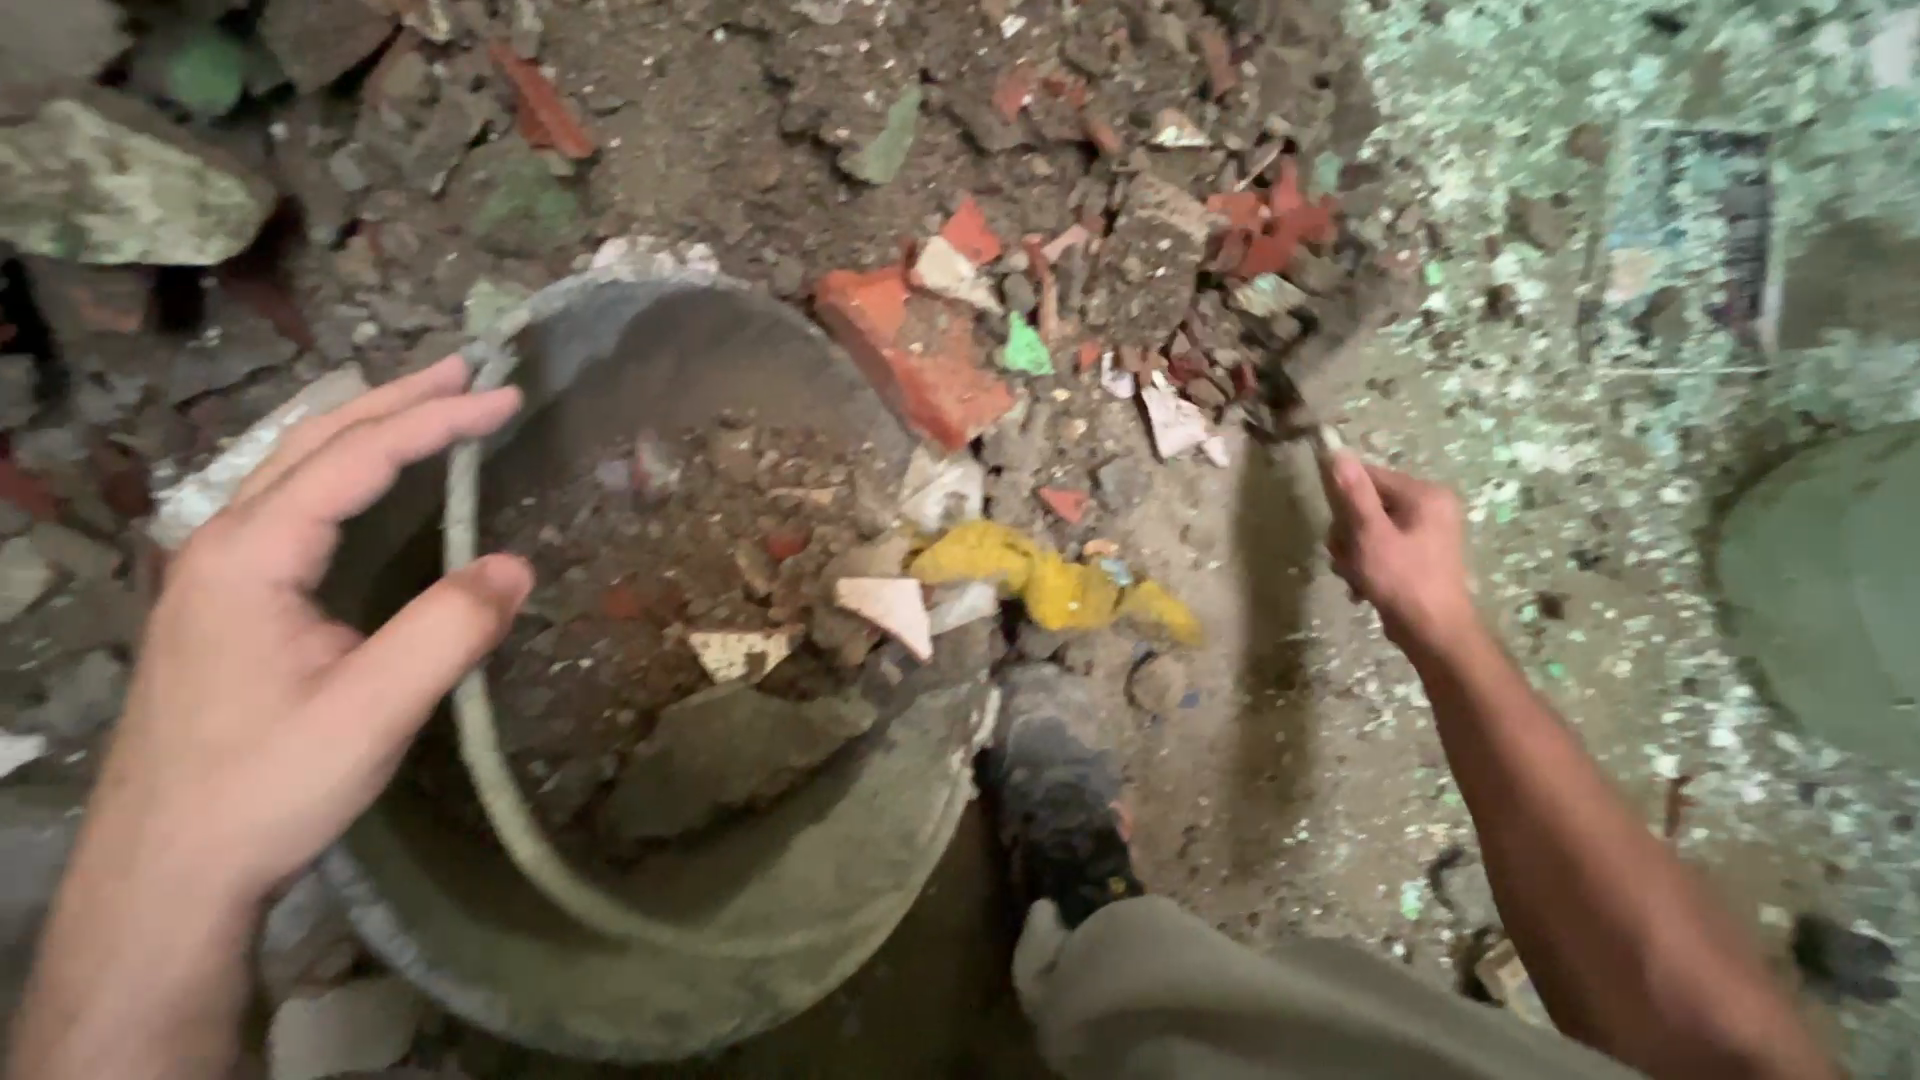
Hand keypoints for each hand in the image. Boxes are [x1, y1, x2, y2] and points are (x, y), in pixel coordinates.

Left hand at [89, 357, 533, 907]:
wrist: (170, 871)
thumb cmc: (268, 785)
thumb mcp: (375, 708)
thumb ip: (449, 629)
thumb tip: (517, 563)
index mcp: (248, 557)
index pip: (353, 460)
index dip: (434, 422)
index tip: (507, 399)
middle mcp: (222, 548)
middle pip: (314, 444)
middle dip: (399, 400)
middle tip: (473, 372)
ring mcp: (220, 576)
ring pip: (297, 471)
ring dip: (372, 428)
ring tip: (434, 403)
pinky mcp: (233, 605)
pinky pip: (297, 508)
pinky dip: (351, 471)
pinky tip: (375, 481)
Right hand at [1321, 451, 1476, 647]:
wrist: (1433, 631)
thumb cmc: (1401, 579)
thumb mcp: (1370, 534)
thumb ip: (1353, 493)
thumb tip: (1336, 452)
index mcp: (1424, 494)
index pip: (1368, 476)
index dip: (1343, 501)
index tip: (1338, 530)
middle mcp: (1430, 506)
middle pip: (1365, 503)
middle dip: (1348, 533)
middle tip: (1348, 558)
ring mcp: (1426, 531)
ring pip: (1368, 527)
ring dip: (1352, 552)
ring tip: (1355, 575)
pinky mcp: (1419, 553)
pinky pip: (1379, 545)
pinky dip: (1366, 563)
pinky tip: (1362, 584)